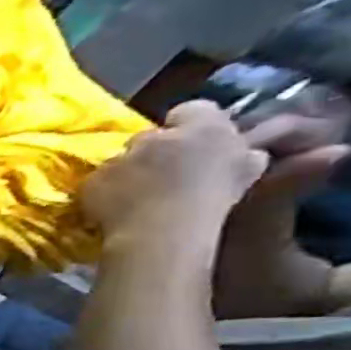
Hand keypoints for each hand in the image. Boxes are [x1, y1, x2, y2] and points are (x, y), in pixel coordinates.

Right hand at [81, 100, 270, 248]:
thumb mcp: (103, 173)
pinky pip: (227, 189)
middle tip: (159, 170)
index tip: (143, 148)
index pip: (187, 110)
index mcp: (199, 121)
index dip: (165, 127)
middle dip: (190, 148)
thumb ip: (121, 159)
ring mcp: (247, 168)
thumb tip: (129, 159)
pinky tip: (189, 208)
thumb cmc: (127, 198)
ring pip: (224, 161)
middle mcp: (233, 137)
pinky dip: (213, 195)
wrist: (160, 239)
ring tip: (176, 191)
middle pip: (212, 135)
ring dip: (205, 171)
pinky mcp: (244, 199)